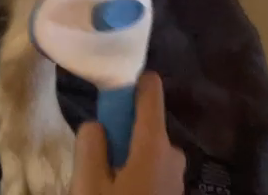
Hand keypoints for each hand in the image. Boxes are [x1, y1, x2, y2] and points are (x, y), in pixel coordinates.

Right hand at [73, 73, 184, 194]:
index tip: (110, 97)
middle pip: (144, 126)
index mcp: (156, 142)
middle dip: (120, 137)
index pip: (151, 88)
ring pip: (147, 152)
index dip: (131, 84)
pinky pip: (153, 172)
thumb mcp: (88, 187)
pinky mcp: (176, 192)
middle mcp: (174, 151)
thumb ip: (90, 147)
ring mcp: (178, 174)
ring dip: (127, 161)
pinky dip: (137, 177)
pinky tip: (122, 193)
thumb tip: (97, 124)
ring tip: (105, 186)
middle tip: (96, 167)